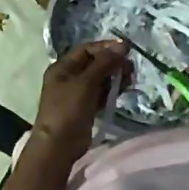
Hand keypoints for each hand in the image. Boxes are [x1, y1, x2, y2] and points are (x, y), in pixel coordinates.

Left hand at [31, 41, 128, 158]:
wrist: (59, 144)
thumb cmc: (68, 109)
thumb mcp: (85, 83)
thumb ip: (103, 63)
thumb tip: (121, 45)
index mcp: (62, 67)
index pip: (86, 49)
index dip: (105, 47)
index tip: (126, 50)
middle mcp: (68, 77)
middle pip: (94, 63)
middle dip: (112, 63)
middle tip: (130, 69)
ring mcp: (76, 93)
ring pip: (99, 79)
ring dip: (114, 77)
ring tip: (128, 80)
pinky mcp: (85, 107)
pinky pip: (100, 93)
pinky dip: (111, 91)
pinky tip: (122, 91)